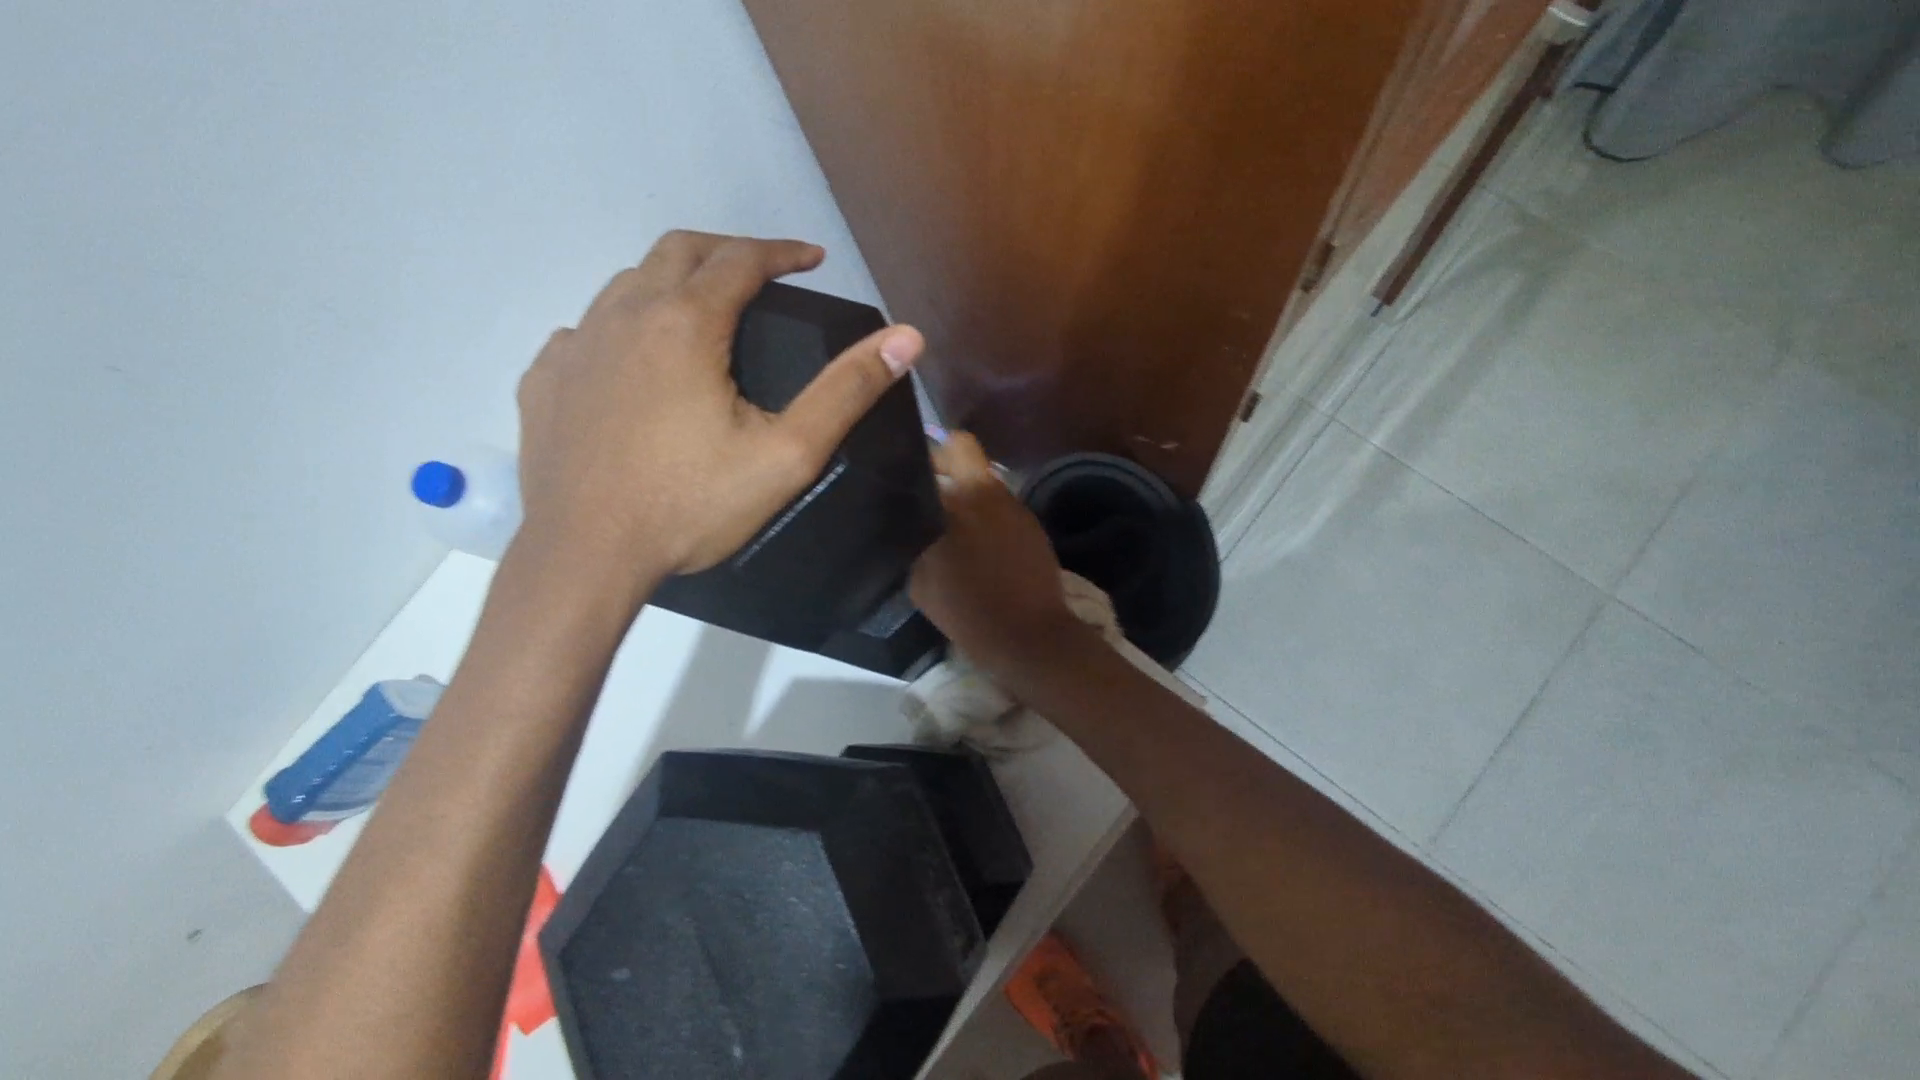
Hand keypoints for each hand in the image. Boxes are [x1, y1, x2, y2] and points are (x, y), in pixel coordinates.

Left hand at [513, 230, 924, 595]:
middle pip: (678, 250)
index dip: (783, 251)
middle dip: (727, 250)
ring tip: (702, 312)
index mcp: (686, 323)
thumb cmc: (691, 506)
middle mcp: (625, 314)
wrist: (585, 556)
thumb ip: (846, 391)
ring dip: (672, 281)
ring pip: (627, 283)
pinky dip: (621, 327)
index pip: (742, 258)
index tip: (812, 259)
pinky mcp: (544, 380)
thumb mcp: (787, 455)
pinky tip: (634, 364)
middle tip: (762, 274)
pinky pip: (586, 330)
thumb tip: (906, 337)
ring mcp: (576, 345)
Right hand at [910, 433, 1084, 671]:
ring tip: (958, 522)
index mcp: (952, 503)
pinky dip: (989, 514)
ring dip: (969, 490)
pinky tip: (984, 542)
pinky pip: (1002, 504)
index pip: (930, 458)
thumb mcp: (921, 583)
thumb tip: (911, 524)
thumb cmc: (968, 613)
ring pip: (984, 477)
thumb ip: (915, 542)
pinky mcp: (1032, 521)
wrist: (1028, 636)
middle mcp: (984, 492)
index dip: (918, 465)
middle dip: (945, 458)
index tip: (907, 481)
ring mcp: (1013, 504)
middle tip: (933, 486)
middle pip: (962, 448)